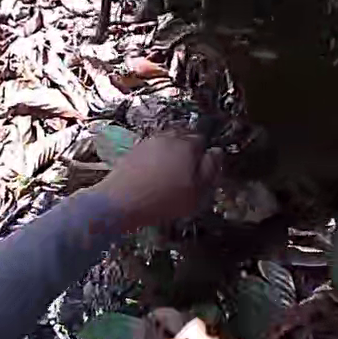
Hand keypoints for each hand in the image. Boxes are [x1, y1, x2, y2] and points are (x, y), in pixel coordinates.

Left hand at [91, 133, 217, 231]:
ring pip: (166, 142)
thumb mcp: (197, 191)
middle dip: (188, 149)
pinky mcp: (133, 150)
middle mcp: (167, 137)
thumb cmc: (164, 199)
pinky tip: (154, 173)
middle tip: (188, 170)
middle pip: (183, 136)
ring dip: (171, 152)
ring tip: (170, 172)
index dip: (204, 153)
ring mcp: (148, 142)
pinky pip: (151, 150)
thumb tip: (216, 151)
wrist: (121, 201)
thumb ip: (210, 169)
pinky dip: (155, 158)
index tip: (202, 168)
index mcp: (187, 145)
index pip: (202, 139)